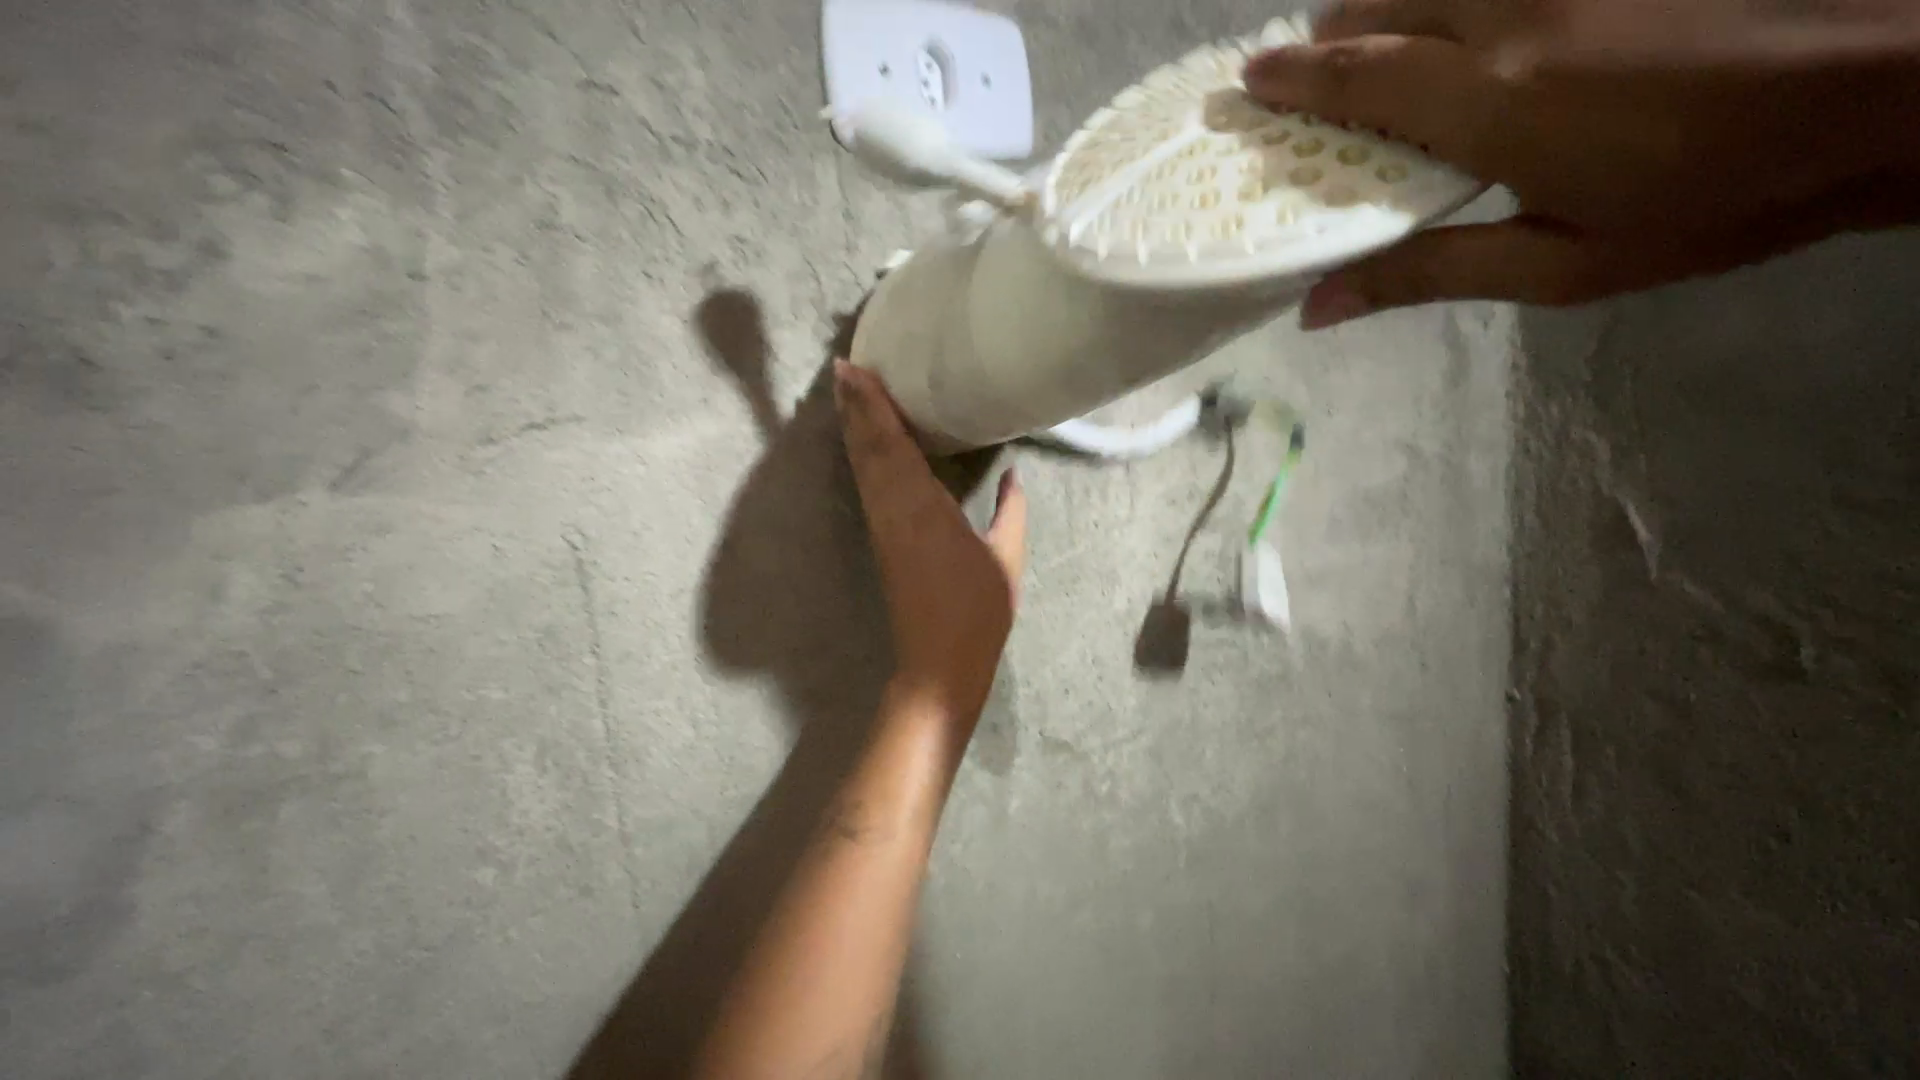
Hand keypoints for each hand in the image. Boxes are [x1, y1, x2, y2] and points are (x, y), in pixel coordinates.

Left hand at [834, 359, 1026, 725]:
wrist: (939, 664)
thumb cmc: (979, 612)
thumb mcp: (1007, 558)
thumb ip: (1012, 512)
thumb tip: (1013, 474)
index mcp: (925, 507)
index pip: (893, 444)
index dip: (873, 406)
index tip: (856, 369)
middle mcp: (895, 510)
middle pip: (869, 449)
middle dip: (854, 406)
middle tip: (842, 365)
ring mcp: (883, 528)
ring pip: (862, 467)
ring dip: (852, 427)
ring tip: (843, 392)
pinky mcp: (880, 543)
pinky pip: (865, 487)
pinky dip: (860, 457)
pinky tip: (860, 444)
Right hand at [1245, 0, 1919, 322]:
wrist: (1880, 96)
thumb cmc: (1705, 202)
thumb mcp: (1555, 267)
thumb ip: (1425, 275)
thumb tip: (1315, 308)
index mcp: (1493, 102)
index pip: (1359, 75)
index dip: (1292, 78)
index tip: (1246, 84)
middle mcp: (1511, 16)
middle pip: (1381, 4)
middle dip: (1330, 39)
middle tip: (1309, 83)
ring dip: (1383, 10)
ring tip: (1371, 55)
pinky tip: (1451, 32)